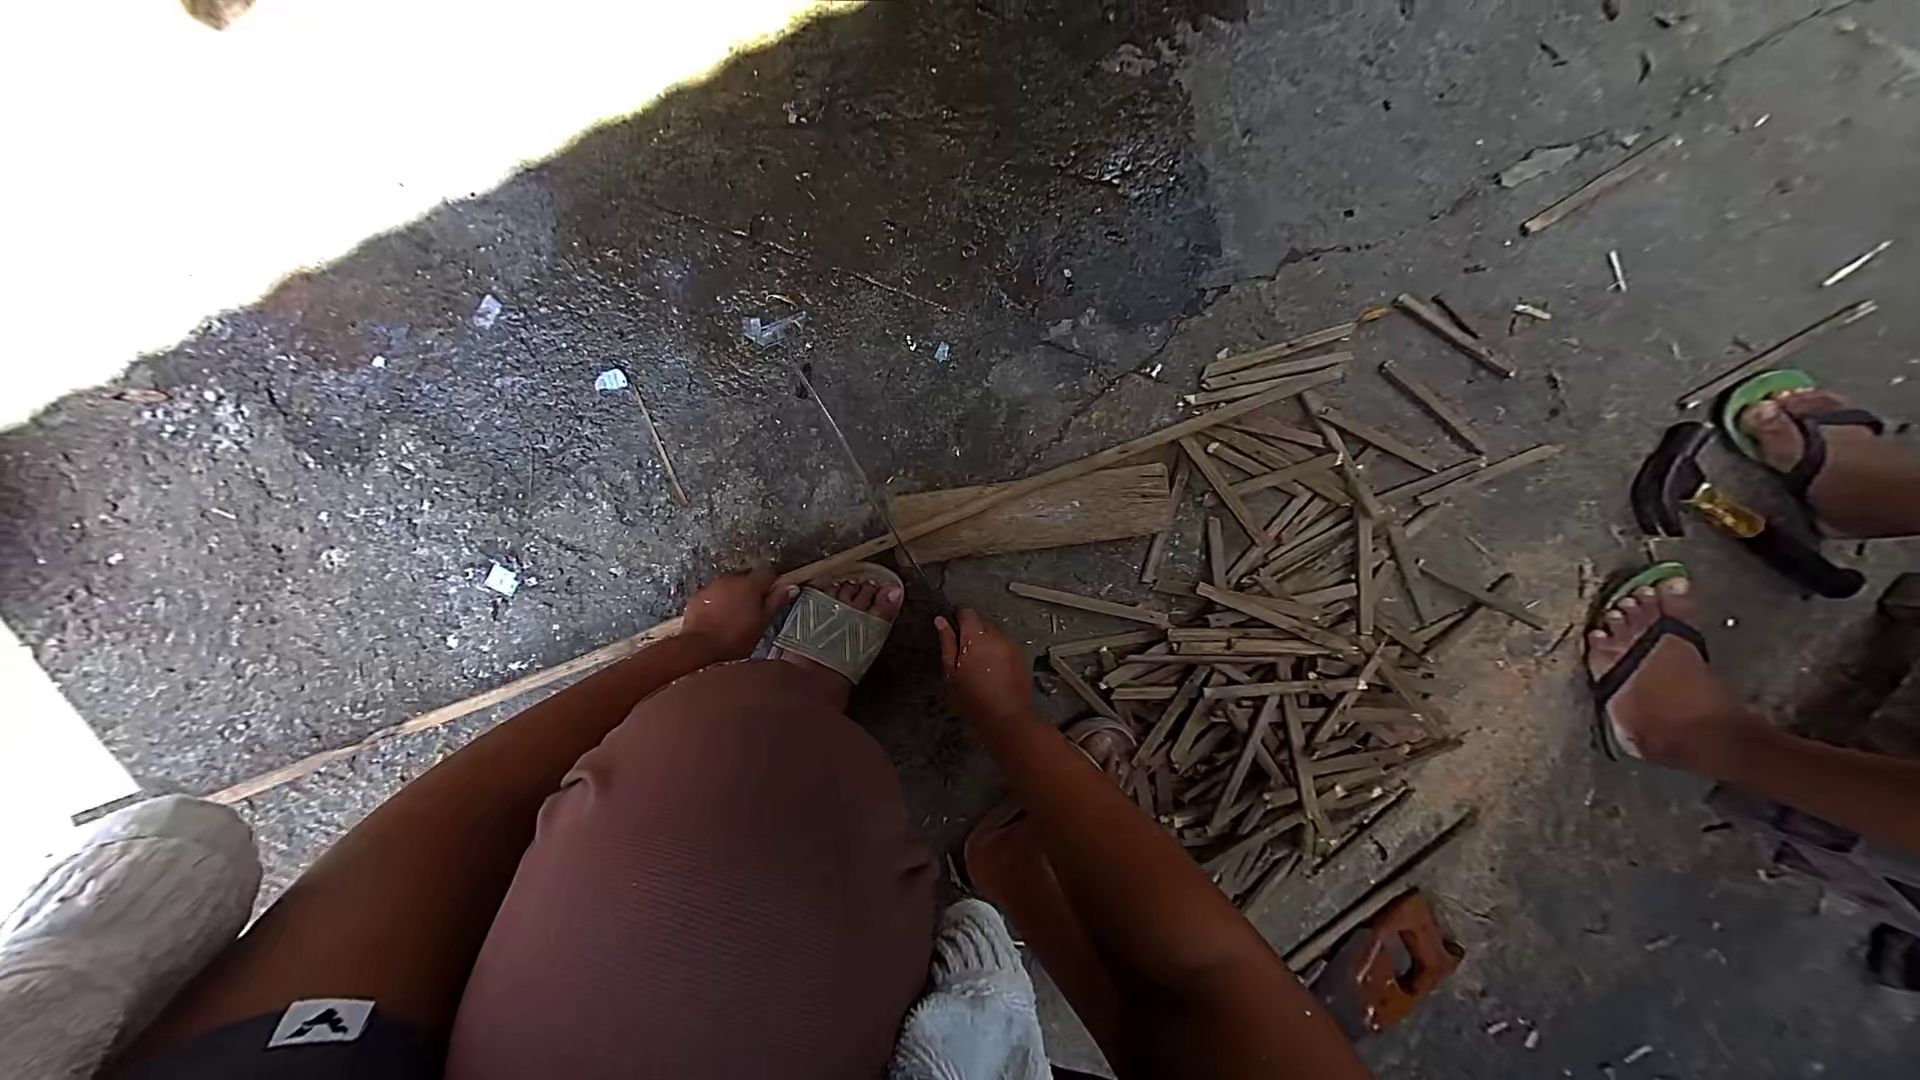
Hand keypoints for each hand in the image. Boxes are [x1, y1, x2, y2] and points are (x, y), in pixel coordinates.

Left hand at [683, 563, 796, 658]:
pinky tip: (719, 618)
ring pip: (730, 585)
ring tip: (735, 616)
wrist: (698, 646)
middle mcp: (731, 579)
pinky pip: (714, 593)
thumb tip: (791, 586)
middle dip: (753, 589)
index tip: (772, 598)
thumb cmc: (735, 637)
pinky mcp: (698, 596)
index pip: (768, 572)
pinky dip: (719, 601)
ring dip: (735, 595)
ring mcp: (712, 586)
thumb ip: (776, 601)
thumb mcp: (762, 622)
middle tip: (754, 610)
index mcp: (750, 584)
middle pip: (748, 577)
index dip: (772, 584)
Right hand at [934, 609, 1034, 722]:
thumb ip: (947, 642)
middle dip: (973, 632)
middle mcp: (996, 636)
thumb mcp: (951, 672)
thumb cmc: (973, 699)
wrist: (1005, 718)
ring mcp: (1011, 646)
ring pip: (995, 635)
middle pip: (982, 623)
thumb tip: (941, 621)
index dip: (958, 618)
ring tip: (979, 665)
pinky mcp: (1021, 657)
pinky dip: (998, 652)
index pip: (967, 613)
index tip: (953, 629)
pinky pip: (1005, 646)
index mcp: (976, 637)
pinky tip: (993, 670)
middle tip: (964, 653)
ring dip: (987, 642)